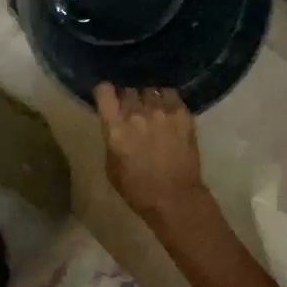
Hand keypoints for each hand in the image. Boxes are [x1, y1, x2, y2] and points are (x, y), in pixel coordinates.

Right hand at [95, 83, 204, 218]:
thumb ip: (111, 137)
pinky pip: (169, 92)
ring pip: (149, 88)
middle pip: (128, 88)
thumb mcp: (112, 166)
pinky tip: (167, 107)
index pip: (105, 90)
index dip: (105, 91)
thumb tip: (114, 121)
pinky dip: (166, 98)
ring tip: (151, 106)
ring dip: (147, 96)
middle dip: (127, 96)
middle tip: (131, 106)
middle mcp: (137, 113)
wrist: (175, 198)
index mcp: (116, 127)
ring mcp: (161, 109)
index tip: (108, 96)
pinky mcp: (181, 111)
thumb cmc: (138, 189)